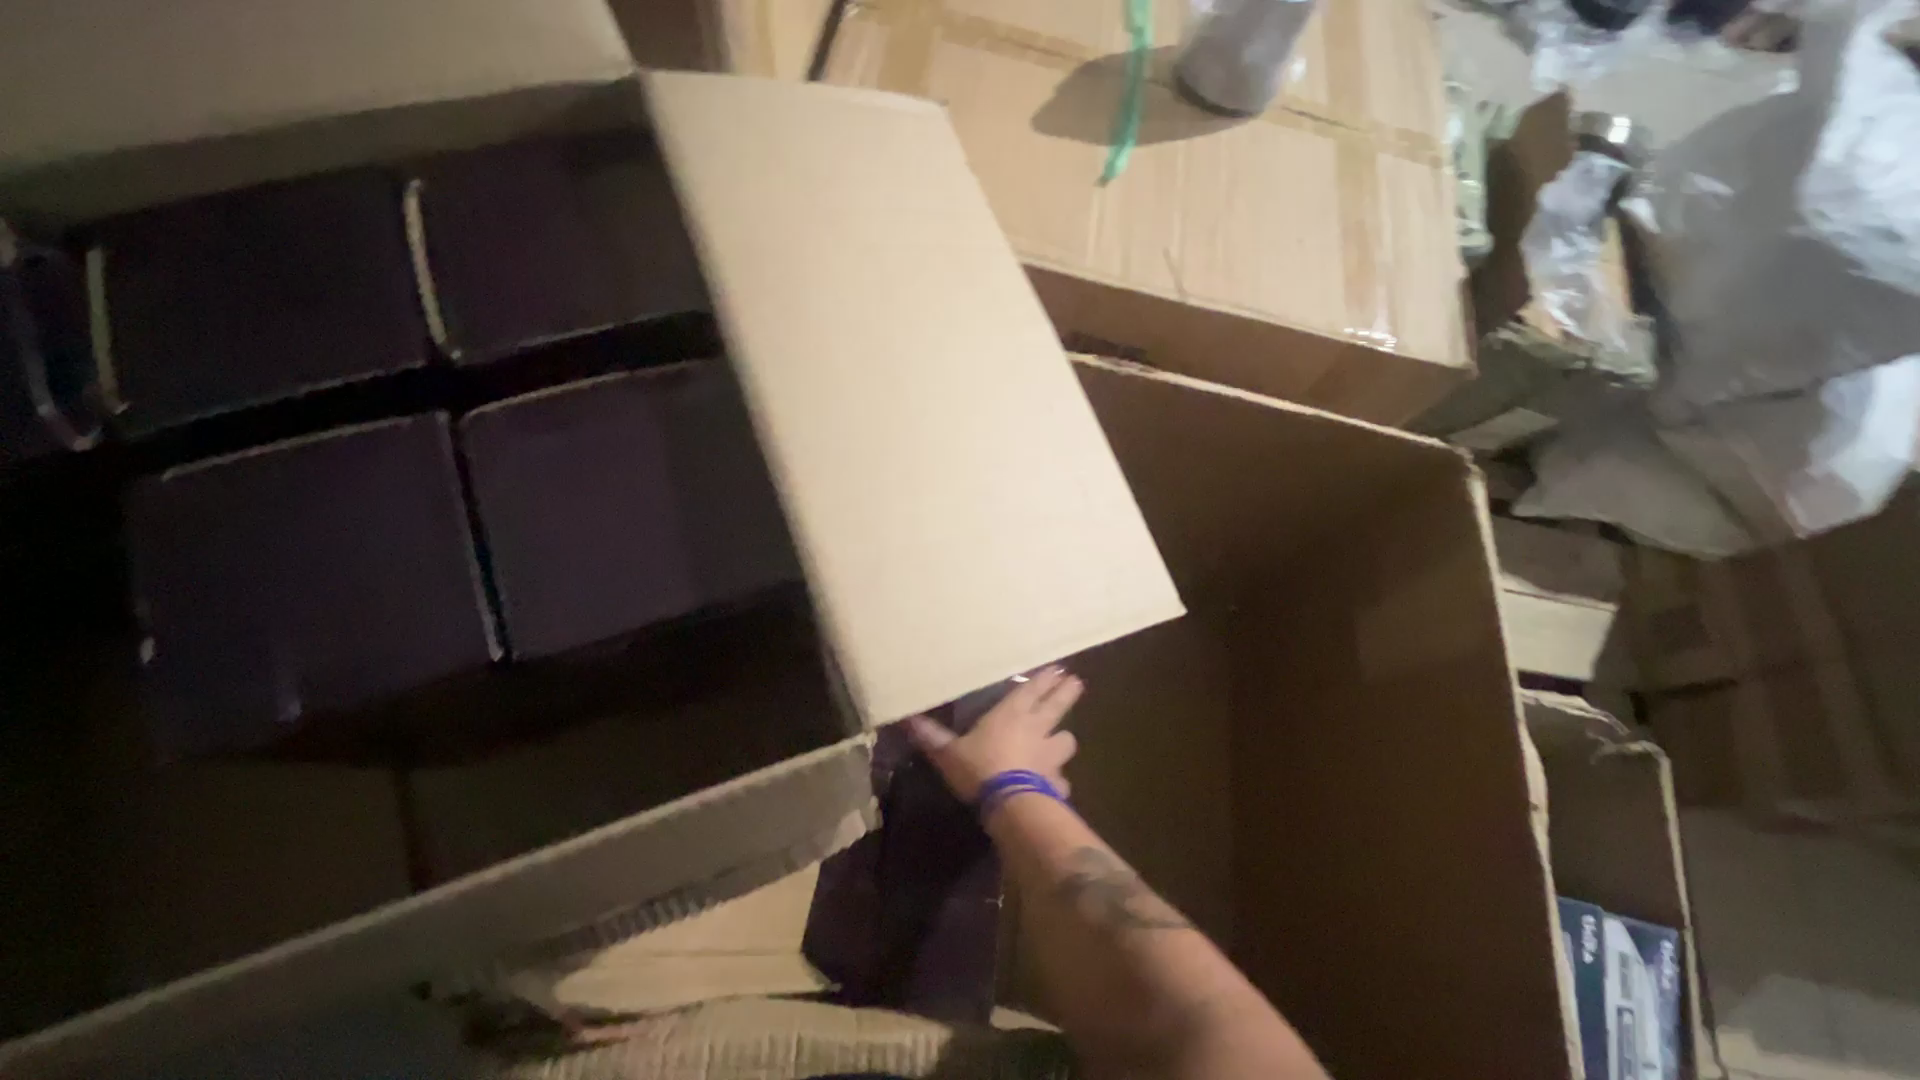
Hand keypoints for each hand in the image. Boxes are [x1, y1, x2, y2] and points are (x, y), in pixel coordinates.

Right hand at [906, 666, 1082, 802]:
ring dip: (1063, 739)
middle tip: (1076, 682)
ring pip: (1066, 740)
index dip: (1044, 679)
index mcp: (1012, 714)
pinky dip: (1058, 782)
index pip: (1031, 689)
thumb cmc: (979, 768)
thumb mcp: (948, 752)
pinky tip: (1055, 787)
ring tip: (1063, 740)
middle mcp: (1036, 729)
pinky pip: (1061, 780)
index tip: (1058, 668)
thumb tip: (906, 718)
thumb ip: (931, 736)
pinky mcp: (1057, 783)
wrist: (1010, 804)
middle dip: (1066, 692)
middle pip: (1057, 705)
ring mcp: (1050, 756)